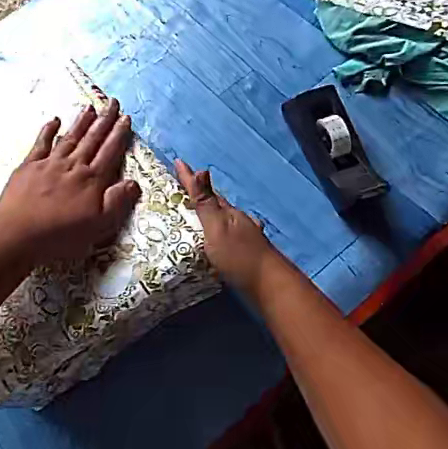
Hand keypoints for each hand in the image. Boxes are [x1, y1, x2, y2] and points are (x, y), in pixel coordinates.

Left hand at [0, 98, 141, 262]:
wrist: (18, 232)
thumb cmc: (61, 234)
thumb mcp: (98, 225)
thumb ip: (117, 202)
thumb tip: (133, 182)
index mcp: (92, 180)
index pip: (110, 152)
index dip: (119, 135)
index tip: (126, 118)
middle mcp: (73, 166)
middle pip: (92, 139)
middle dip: (104, 121)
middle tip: (113, 103)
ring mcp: (49, 164)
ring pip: (70, 138)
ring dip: (81, 122)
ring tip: (90, 107)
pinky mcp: (29, 167)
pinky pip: (41, 144)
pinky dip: (48, 131)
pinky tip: (54, 120)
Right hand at [175, 159, 279, 291]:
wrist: (269, 287)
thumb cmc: (240, 256)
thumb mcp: (217, 228)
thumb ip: (207, 203)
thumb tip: (201, 170)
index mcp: (228, 213)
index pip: (204, 192)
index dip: (189, 178)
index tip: (178, 161)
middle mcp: (237, 221)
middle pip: (216, 204)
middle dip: (200, 195)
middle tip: (182, 189)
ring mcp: (244, 237)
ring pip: (223, 220)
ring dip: (209, 215)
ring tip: (193, 215)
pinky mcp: (245, 254)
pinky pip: (226, 236)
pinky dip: (216, 234)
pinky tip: (216, 241)